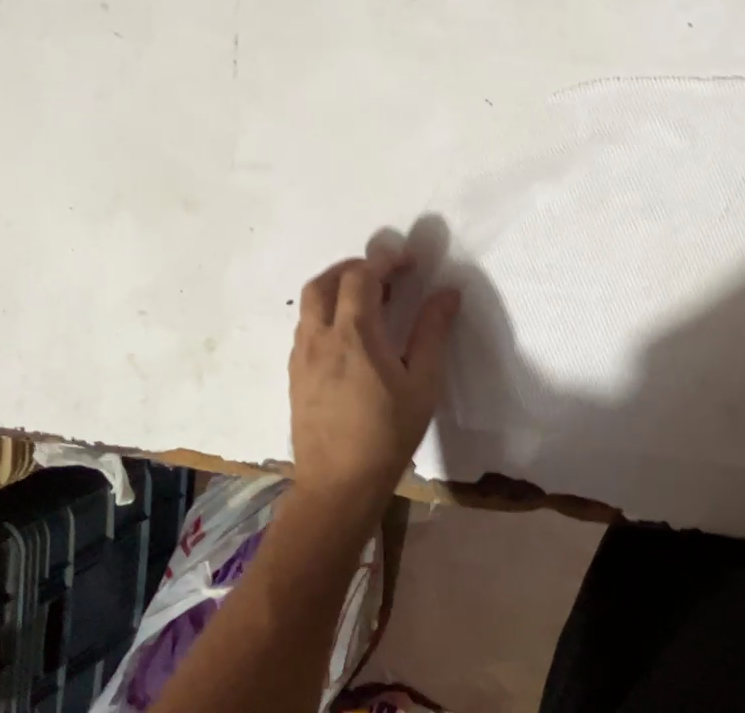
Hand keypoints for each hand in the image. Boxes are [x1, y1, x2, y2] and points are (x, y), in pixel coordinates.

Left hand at [288, 251, 459, 511]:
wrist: (338, 483)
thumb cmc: (389, 432)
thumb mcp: (424, 382)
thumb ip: (433, 331)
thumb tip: (447, 292)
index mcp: (354, 335)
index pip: (361, 277)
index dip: (385, 260)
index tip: (410, 262)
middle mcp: (319, 338)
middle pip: (324, 281)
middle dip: (354, 267)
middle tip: (387, 274)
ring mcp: (301, 357)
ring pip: (310, 304)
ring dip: (338, 288)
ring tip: (373, 301)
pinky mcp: (296, 375)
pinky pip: (306, 327)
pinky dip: (328, 313)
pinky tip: (353, 334)